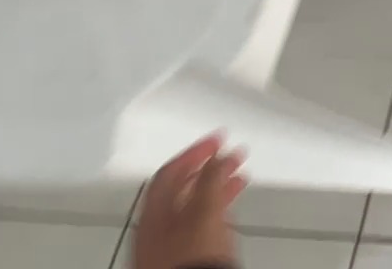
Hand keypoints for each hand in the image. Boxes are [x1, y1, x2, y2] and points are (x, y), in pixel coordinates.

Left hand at [133, 134, 248, 268]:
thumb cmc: (188, 253)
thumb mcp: (204, 207)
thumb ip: (210, 177)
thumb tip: (217, 153)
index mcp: (156, 207)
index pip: (171, 168)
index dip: (194, 149)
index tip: (217, 137)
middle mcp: (157, 220)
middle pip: (181, 182)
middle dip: (207, 163)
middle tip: (227, 150)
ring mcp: (168, 235)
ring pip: (192, 197)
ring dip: (215, 179)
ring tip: (235, 169)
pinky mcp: (183, 245)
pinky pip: (199, 213)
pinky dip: (215, 199)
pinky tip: (229, 196)